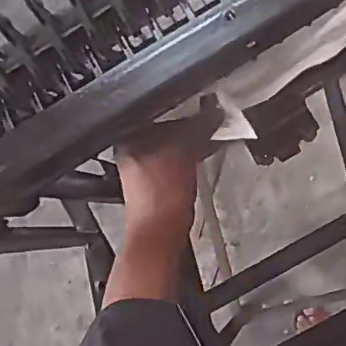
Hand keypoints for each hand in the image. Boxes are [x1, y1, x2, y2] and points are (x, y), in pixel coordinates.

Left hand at [115, 107, 219, 242]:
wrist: (159, 236)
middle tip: (215, 123)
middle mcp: (132, 153)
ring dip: (195, 142)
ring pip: (173, 146)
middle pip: (168, 130)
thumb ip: (196, 129)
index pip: (162, 113)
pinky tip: (205, 156)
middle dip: (194, 127)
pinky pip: (176, 162)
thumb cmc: (162, 198)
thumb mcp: (182, 153)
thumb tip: (212, 114)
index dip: (188, 110)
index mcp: (129, 140)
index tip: (209, 109)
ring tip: (215, 138)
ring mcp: (143, 170)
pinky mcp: (156, 185)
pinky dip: (191, 157)